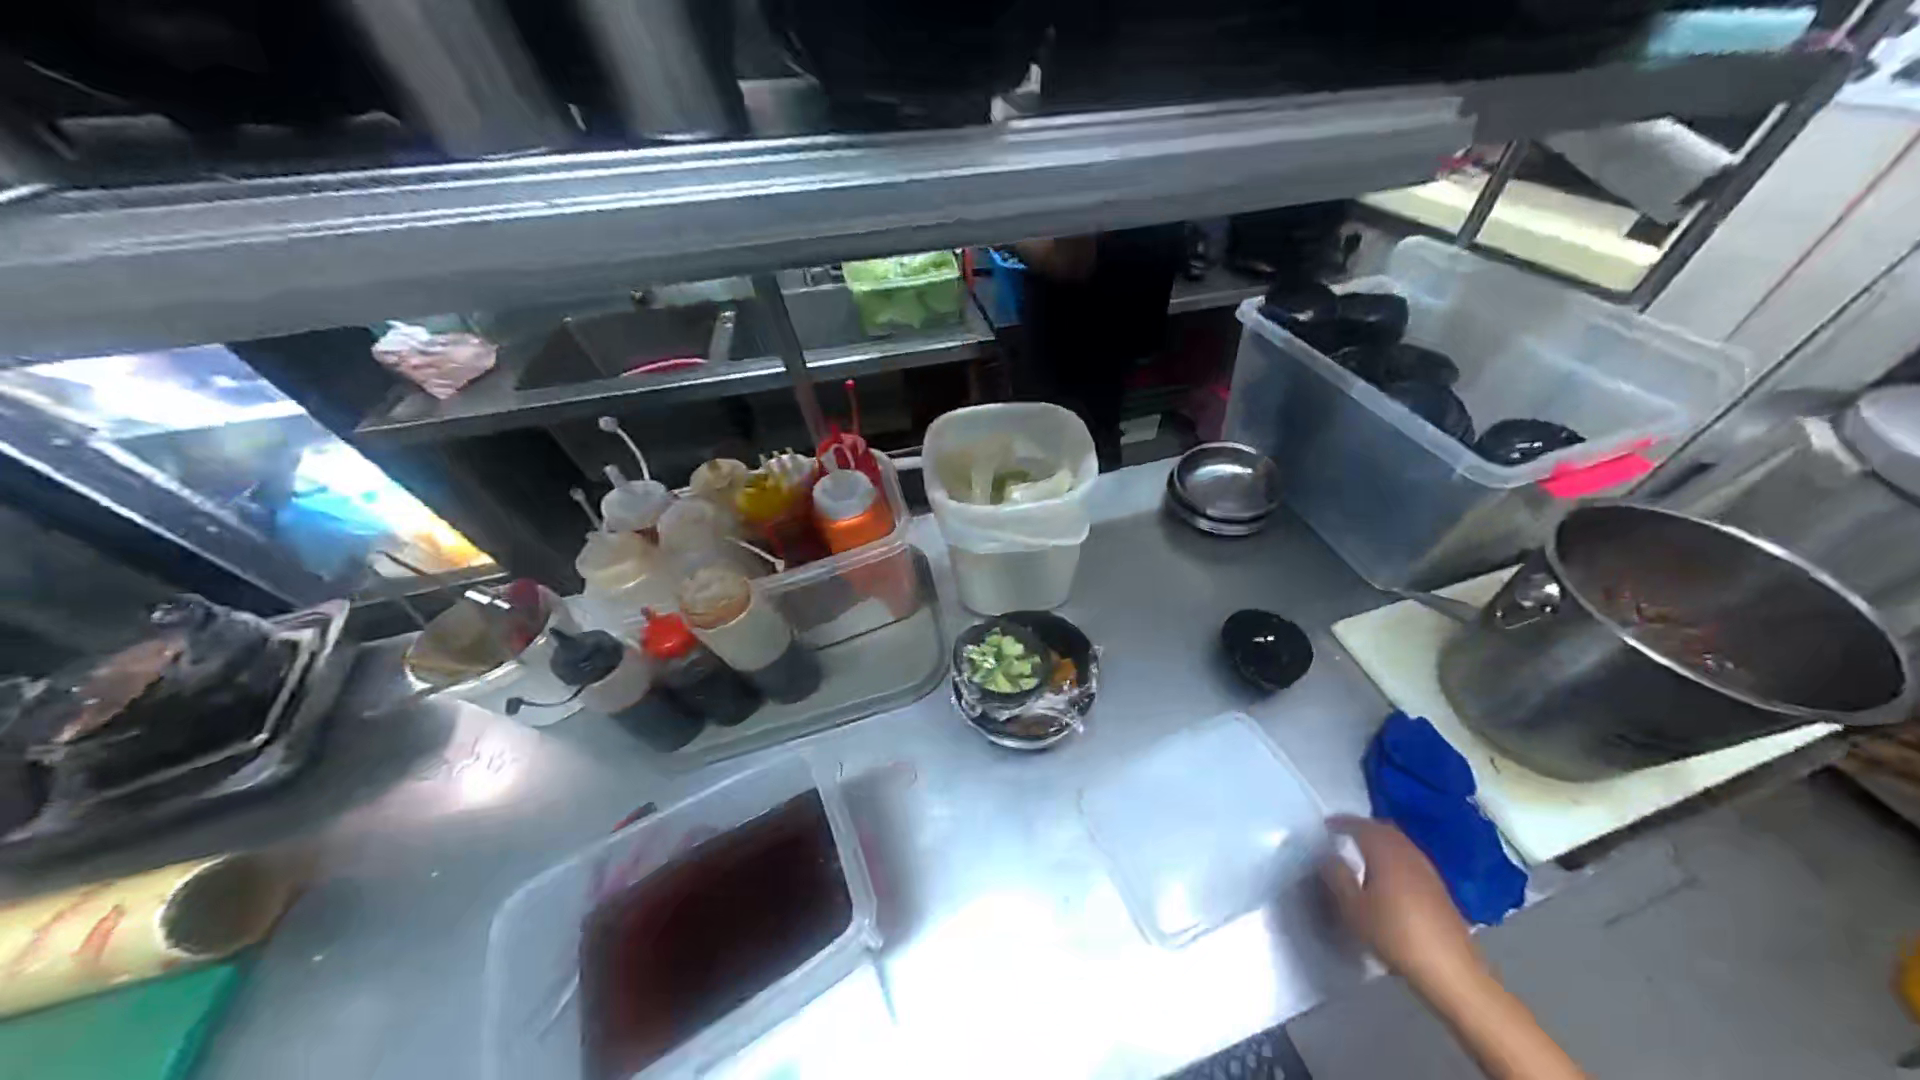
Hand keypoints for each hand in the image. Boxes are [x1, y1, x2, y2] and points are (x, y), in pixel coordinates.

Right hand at [1321, 815, 1484, 993]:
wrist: (1451, 972)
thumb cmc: (1395, 935)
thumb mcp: (1353, 909)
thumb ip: (1337, 877)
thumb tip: (1329, 857)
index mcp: (1386, 854)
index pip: (1362, 827)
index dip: (1342, 822)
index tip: (1327, 824)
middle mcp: (1409, 855)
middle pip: (1385, 830)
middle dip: (1364, 828)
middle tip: (1345, 833)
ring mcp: (1429, 872)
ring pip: (1401, 845)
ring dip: (1382, 842)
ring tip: (1364, 853)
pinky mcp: (1440, 891)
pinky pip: (1412, 860)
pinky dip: (1396, 857)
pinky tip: (1389, 876)